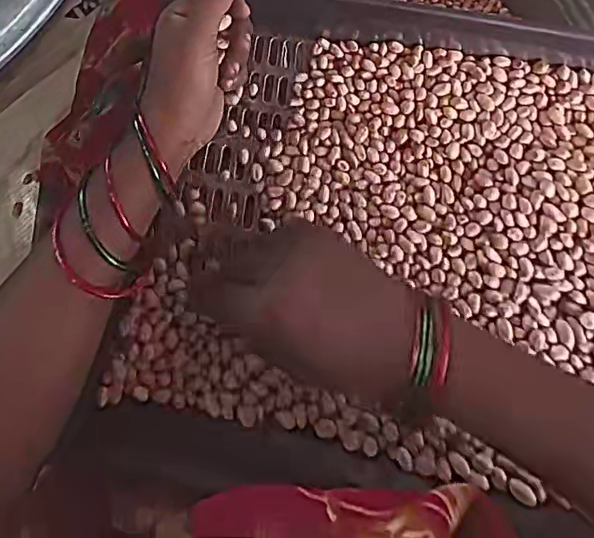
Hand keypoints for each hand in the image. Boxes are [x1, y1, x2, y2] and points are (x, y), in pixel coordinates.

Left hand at [137, 0, 251, 174]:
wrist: (178, 128)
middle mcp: (189, 29)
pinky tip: (229, 82)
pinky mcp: (214, 70)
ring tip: (230, 69)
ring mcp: (202, 51)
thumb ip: (213, 2)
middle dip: (238, 27)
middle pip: (226, 11)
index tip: (241, 11)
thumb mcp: (198, 35)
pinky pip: (235, 58)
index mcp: (180, 14)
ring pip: (234, 35)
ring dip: (239, 51)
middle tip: (236, 42)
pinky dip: (237, 69)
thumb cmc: (182, 83)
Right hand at [192, 222, 414, 407]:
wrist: (402, 333)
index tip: (192, 295)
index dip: (198, 295)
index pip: (213, 294)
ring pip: (250, 244)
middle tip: (218, 287)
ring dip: (245, 260)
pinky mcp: (314, 230)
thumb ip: (253, 333)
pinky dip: (273, 247)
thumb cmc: (346, 364)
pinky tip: (282, 261)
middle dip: (219, 277)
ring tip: (252, 274)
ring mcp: (294, 243)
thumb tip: (229, 313)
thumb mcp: (291, 364)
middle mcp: (274, 268)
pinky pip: (278, 233)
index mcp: (266, 309)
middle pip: (228, 264)